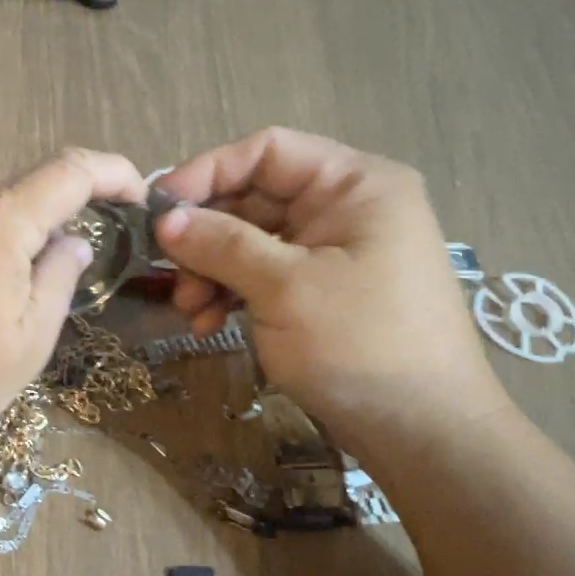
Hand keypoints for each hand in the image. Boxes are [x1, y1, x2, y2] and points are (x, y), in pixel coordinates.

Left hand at [0, 148, 147, 463]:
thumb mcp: (28, 342)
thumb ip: (59, 279)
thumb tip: (72, 242)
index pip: (68, 171)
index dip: (111, 173)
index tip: (135, 195)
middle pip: (18, 185)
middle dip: (55, 207)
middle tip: (69, 252)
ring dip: (5, 230)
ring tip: (9, 285)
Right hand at [153, 127, 511, 454]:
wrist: (416, 423)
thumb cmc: (359, 342)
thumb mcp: (285, 286)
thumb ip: (223, 245)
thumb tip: (165, 219)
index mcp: (353, 184)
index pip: (267, 152)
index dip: (207, 174)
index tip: (158, 213)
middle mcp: (343, 208)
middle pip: (251, 199)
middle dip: (204, 237)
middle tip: (169, 277)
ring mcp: (330, 252)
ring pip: (248, 243)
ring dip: (208, 272)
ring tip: (189, 311)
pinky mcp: (316, 292)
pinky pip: (259, 277)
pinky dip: (228, 295)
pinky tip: (206, 324)